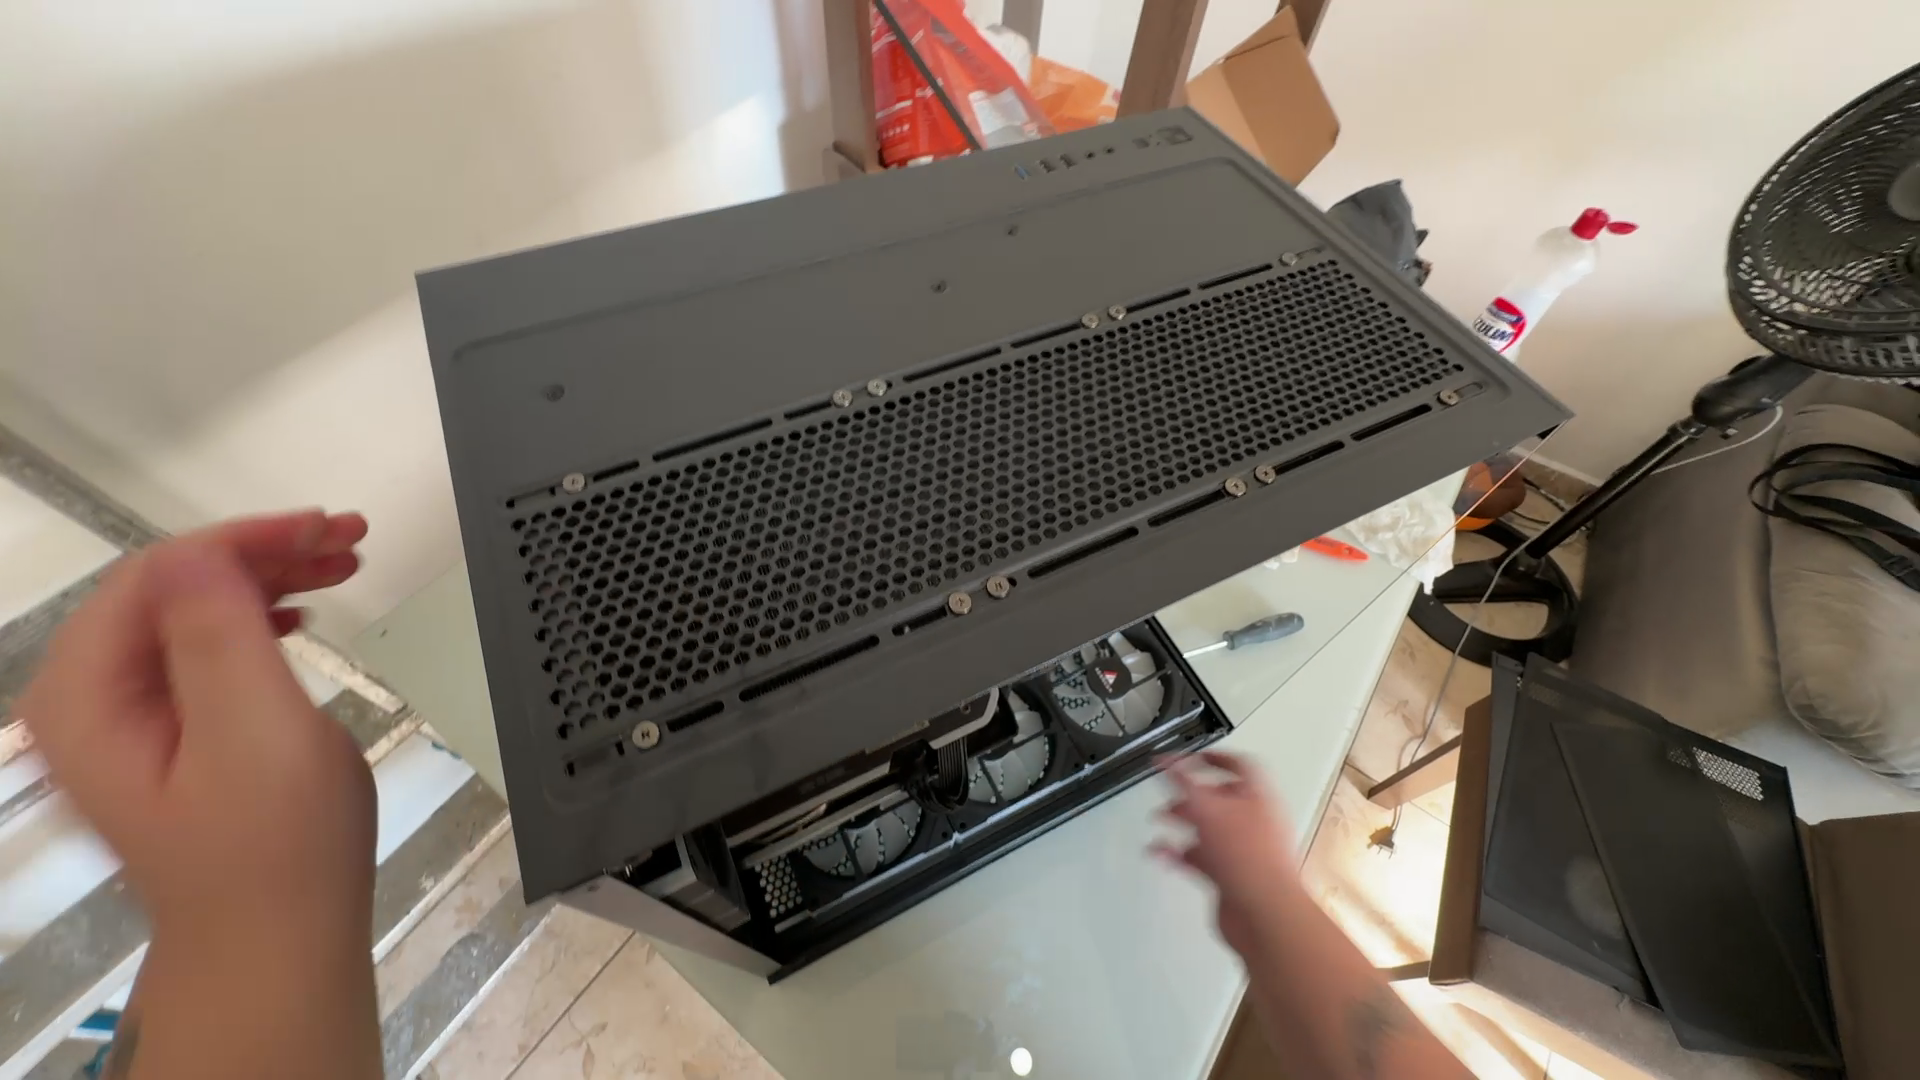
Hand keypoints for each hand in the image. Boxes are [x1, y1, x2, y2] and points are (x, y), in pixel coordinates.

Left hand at [19, 510, 375, 946]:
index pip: (156, 577)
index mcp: (92, 696)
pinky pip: (210, 645)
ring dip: (272, 576)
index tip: (331, 528)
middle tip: (353, 538)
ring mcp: (136, 714)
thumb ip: (220, 640)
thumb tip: (205, 554)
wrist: (277, 927)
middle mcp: (96, 696)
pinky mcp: (179, 728)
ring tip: (346, 562)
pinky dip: (265, 614)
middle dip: (264, 550)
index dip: (244, 538)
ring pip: (196, 610)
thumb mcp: (256, 732)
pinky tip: (304, 613)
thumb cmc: (275, 836)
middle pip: (173, 586)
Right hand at [1153, 750, 1302, 955]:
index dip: (1215, 757)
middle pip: (1220, 798)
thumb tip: (1165, 761)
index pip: (1240, 766)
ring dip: (1181, 822)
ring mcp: (1242, 852)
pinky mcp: (1229, 878)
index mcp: (1258, 799)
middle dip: (1189, 793)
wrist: (1263, 916)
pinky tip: (1161, 852)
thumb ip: (1182, 782)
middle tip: (1170, 790)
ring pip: (1207, 829)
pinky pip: (1198, 859)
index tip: (1192, 756)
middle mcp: (1253, 823)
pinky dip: (1177, 854)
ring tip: (1160, 819)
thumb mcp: (1208, 809)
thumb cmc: (1250, 862)